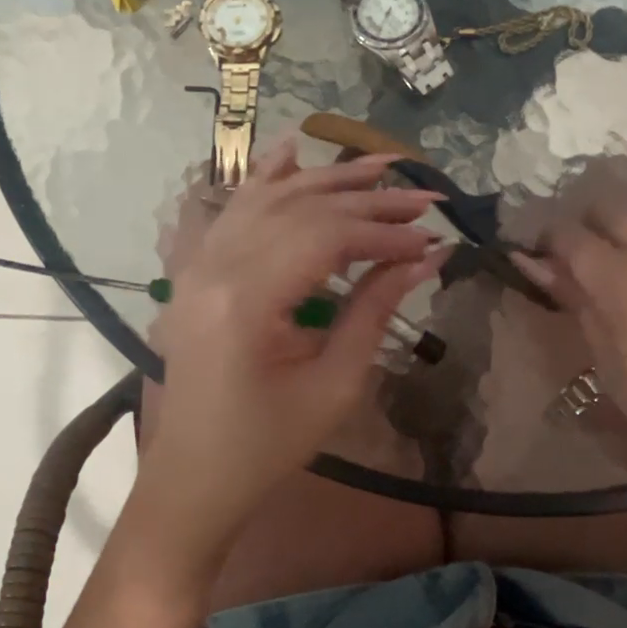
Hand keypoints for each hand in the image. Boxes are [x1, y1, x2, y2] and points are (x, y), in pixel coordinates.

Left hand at [142, 140, 448, 547]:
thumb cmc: (267, 446)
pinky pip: (233, 209)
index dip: (383, 230)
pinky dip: (267, 178)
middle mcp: (214, 266)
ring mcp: (197, 264)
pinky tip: (294, 149)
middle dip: (367, 198)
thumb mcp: (333, 385)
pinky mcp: (196, 270)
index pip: (325, 238)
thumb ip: (375, 310)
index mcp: (245, 300)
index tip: (433, 235)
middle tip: (425, 195)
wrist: (193, 479)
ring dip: (326, 179)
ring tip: (380, 165)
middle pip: (299, 208)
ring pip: (267, 198)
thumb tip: (425, 255)